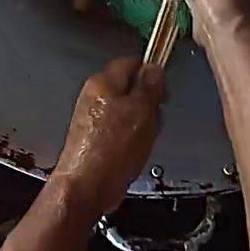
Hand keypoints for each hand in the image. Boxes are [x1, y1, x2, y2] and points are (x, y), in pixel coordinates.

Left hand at [49, 59, 167, 217]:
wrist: (86, 188)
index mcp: (103, 81)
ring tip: (142, 140)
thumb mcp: (142, 111)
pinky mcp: (94, 138)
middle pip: (130, 88)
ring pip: (128, 111)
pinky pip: (120, 131)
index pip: (132, 62)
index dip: (151, 74)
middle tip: (153, 119)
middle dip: (148, 103)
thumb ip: (150, 86)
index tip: (163, 90)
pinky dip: (131, 139)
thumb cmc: (111, 150)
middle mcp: (93, 95)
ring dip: (142, 124)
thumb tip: (155, 68)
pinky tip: (133, 153)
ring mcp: (92, 117)